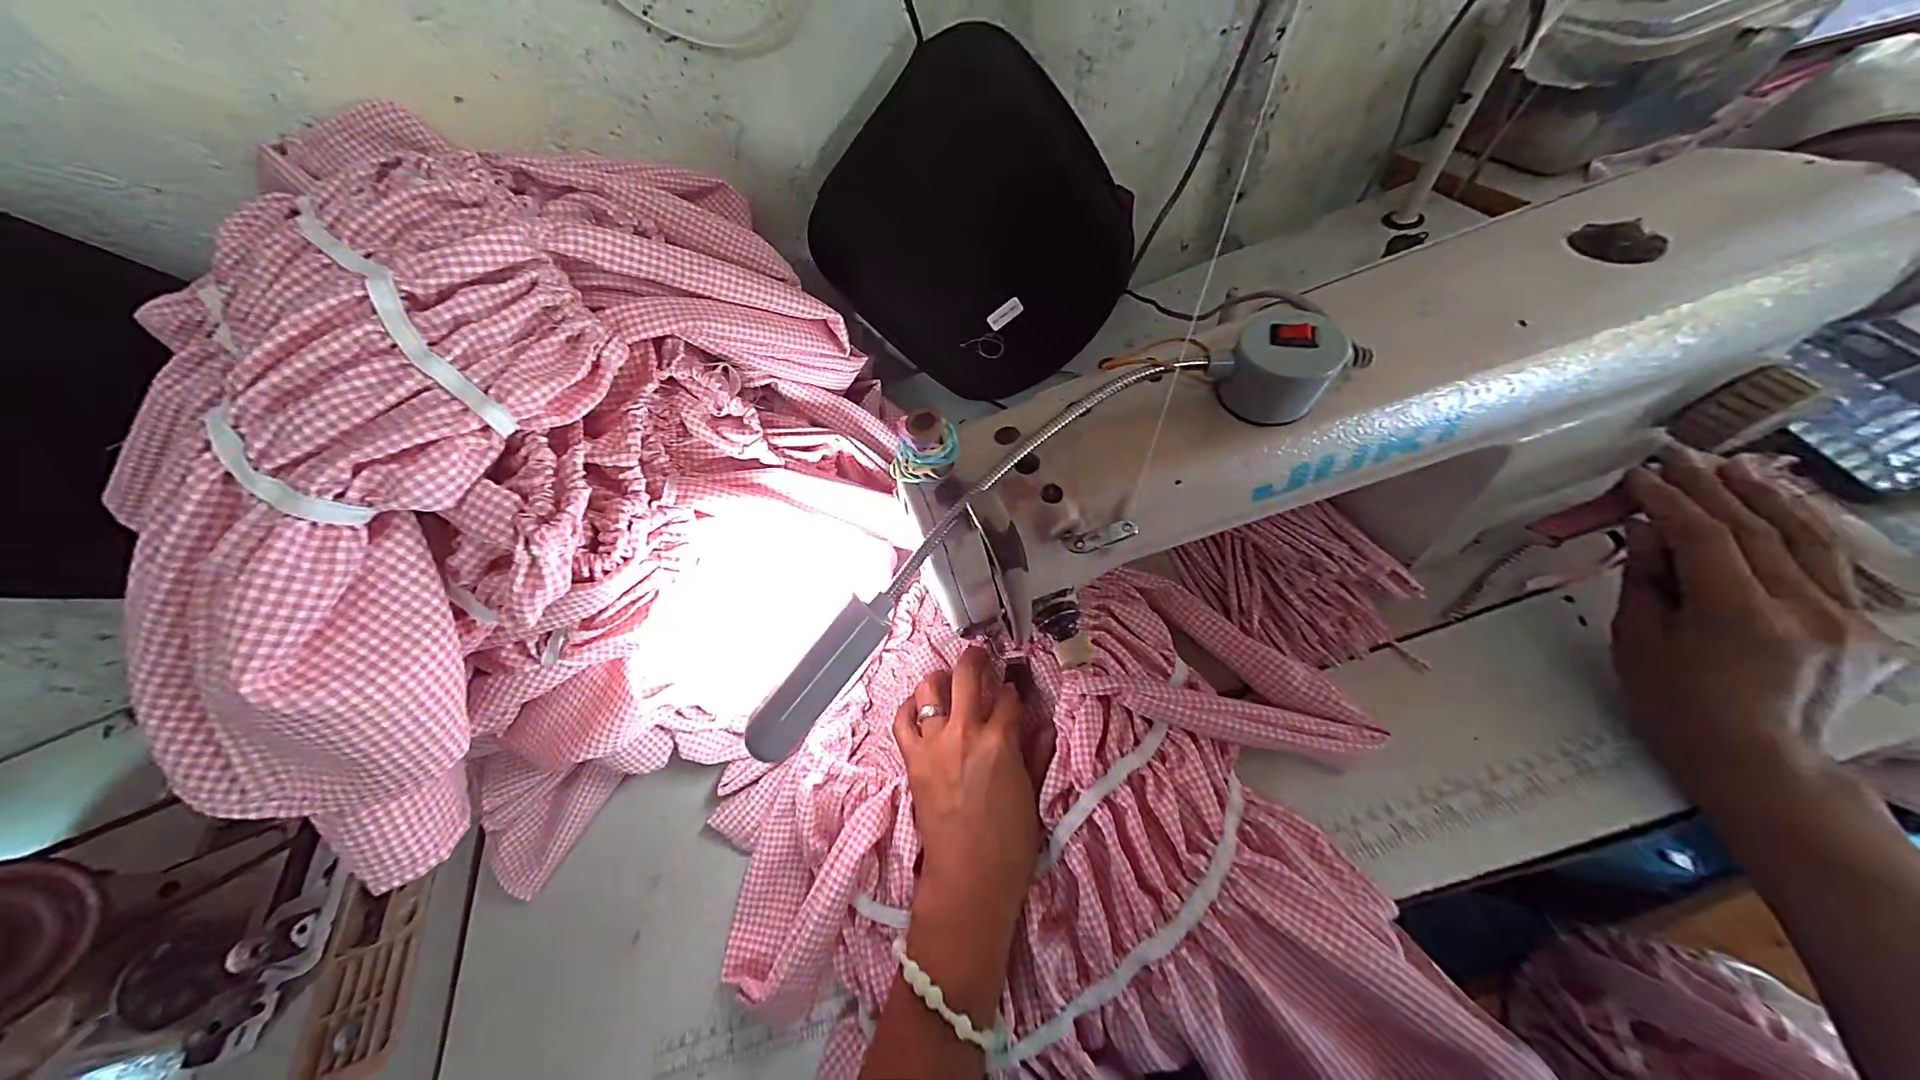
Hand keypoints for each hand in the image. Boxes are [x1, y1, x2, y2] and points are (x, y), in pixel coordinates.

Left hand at [892, 647, 1051, 938]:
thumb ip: (1036, 752)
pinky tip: (919, 706)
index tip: (1012, 692)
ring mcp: (933, 744)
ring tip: (948, 682)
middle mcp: (963, 732)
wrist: (969, 876)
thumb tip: (1043, 724)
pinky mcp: (912, 760)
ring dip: (941, 680)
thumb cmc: (1010, 840)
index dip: (1012, 692)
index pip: (1007, 697)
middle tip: (981, 657)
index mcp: (999, 741)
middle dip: (977, 660)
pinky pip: (903, 720)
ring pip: (929, 689)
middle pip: (966, 676)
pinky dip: (910, 708)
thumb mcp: (1032, 793)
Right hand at [1613, 448, 1905, 800]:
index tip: (1640, 477)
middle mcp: (1807, 612)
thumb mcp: (1639, 644)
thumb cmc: (1678, 708)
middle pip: (1758, 531)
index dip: (1670, 501)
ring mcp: (1850, 621)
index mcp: (1741, 618)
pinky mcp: (1869, 630)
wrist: (1760, 763)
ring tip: (1736, 467)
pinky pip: (1834, 568)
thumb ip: (1646, 582)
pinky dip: (1803, 532)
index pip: (1705, 538)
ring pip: (1810, 541)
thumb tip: (1648, 530)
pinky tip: (1781, 510)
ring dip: (1768, 498)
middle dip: (1712, 489)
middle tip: (1680, 458)